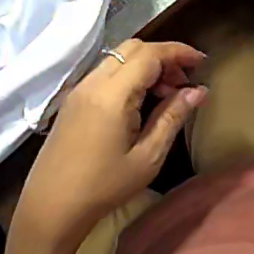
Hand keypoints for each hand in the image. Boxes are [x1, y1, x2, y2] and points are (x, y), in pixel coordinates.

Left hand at [11, 40, 207, 251]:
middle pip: (132, 48)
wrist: (52, 204)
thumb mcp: (147, 157)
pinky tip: (141, 101)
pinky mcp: (73, 99)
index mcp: (112, 95)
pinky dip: (129, 75)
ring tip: (167, 94)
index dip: (178, 52)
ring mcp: (79, 89)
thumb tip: (198, 91)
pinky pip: (106, 72)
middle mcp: (93, 82)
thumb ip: (172, 117)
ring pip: (118, 58)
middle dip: (163, 57)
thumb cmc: (104, 186)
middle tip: (185, 83)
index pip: (149, 54)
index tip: (202, 62)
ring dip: (146, 66)